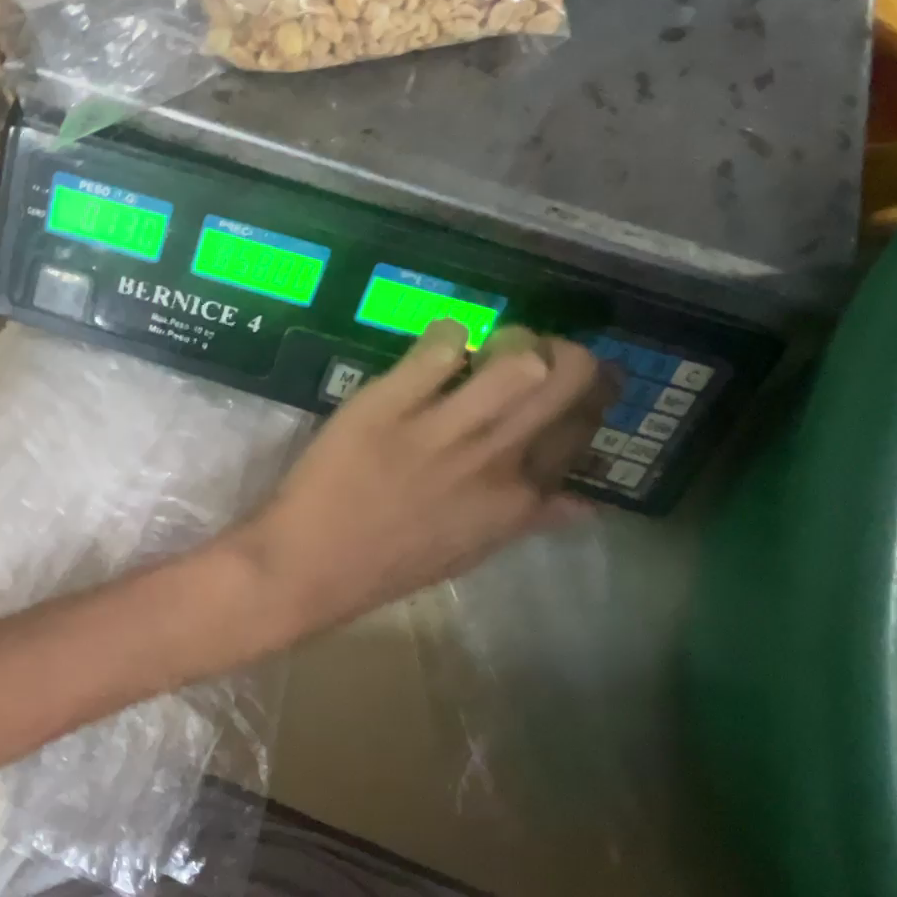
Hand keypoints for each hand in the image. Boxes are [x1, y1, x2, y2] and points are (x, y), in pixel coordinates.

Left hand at [227, 321, 609, 635]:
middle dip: (567, 354)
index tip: (565, 380)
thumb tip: (586, 503)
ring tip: (490, 344)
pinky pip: (440, 347)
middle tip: (537, 350)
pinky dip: (447, 334)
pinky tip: (438, 343)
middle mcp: (493, 459)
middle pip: (565, 381)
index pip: (581, 428)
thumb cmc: (390, 560)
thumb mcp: (474, 549)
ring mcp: (441, 429)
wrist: (311, 562)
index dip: (584, 394)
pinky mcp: (388, 404)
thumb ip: (531, 520)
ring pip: (517, 363)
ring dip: (515, 339)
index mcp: (518, 498)